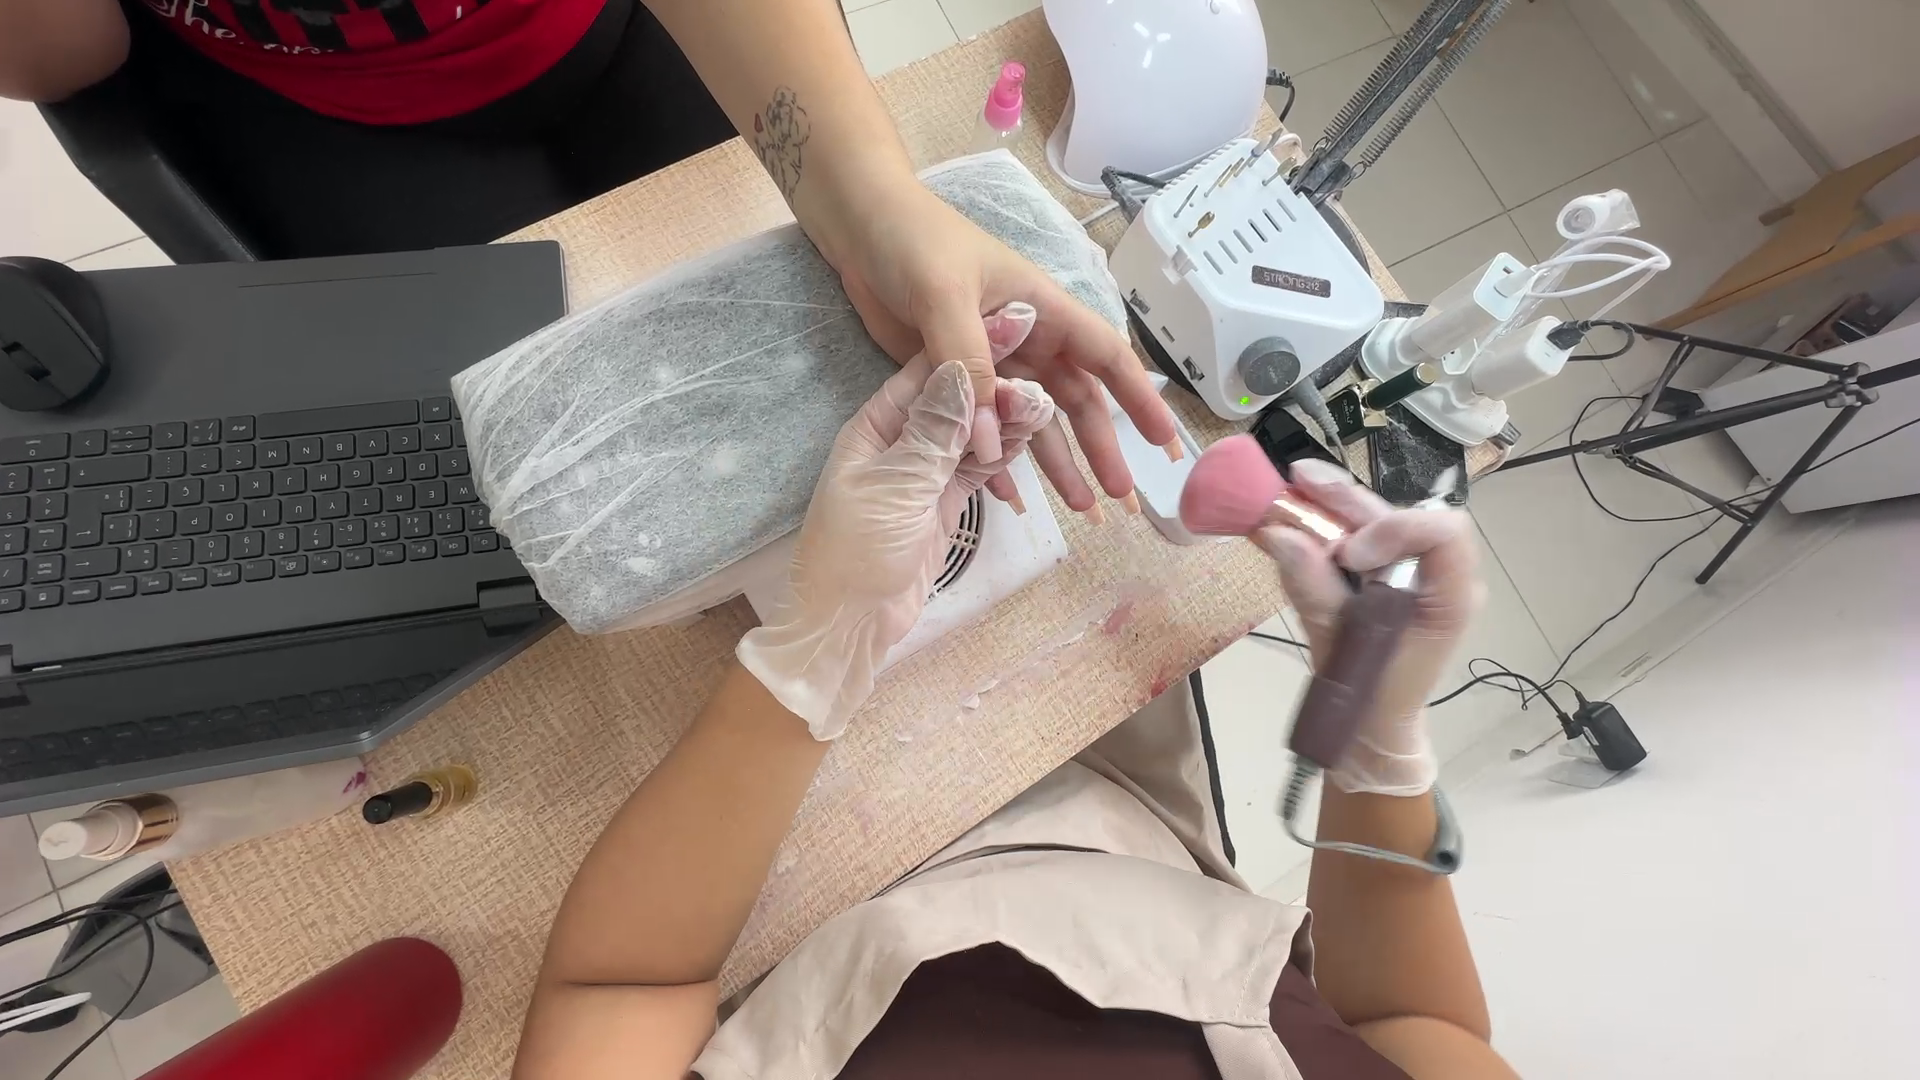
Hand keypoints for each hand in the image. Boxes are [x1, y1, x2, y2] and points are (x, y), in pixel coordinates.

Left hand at [737, 345, 1054, 739]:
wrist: (848, 624)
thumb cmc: (857, 549)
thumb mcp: (896, 485)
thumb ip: (934, 430)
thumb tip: (965, 372)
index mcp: (877, 424)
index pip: (931, 372)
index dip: (975, 349)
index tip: (1020, 322)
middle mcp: (902, 440)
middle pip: (958, 402)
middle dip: (999, 390)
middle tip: (1043, 378)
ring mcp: (924, 473)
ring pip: (973, 437)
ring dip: (1006, 424)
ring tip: (1047, 407)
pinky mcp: (941, 503)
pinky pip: (977, 470)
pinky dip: (1001, 457)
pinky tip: (1028, 440)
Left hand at [821, 183, 1176, 514]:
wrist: (858, 229)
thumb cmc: (911, 242)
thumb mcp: (944, 296)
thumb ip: (969, 363)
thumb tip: (990, 439)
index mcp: (1041, 310)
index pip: (1104, 357)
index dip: (1138, 399)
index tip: (1162, 442)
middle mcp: (1026, 342)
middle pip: (1076, 401)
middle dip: (1100, 447)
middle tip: (1119, 498)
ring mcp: (993, 365)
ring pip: (1035, 422)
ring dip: (1058, 463)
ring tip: (1080, 508)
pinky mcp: (958, 383)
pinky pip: (988, 428)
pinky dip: (999, 460)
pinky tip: (1014, 496)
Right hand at [1256, 459, 1483, 795]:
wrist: (1372, 721)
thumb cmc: (1371, 693)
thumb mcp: (1339, 645)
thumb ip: (1313, 589)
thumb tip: (1276, 534)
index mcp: (1449, 595)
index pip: (1444, 533)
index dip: (1396, 529)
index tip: (1349, 555)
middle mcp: (1434, 573)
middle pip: (1397, 516)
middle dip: (1347, 499)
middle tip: (1299, 479)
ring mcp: (1406, 570)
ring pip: (1373, 519)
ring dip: (1329, 503)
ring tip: (1289, 488)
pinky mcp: (1377, 572)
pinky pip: (1354, 535)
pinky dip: (1321, 522)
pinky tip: (1291, 513)